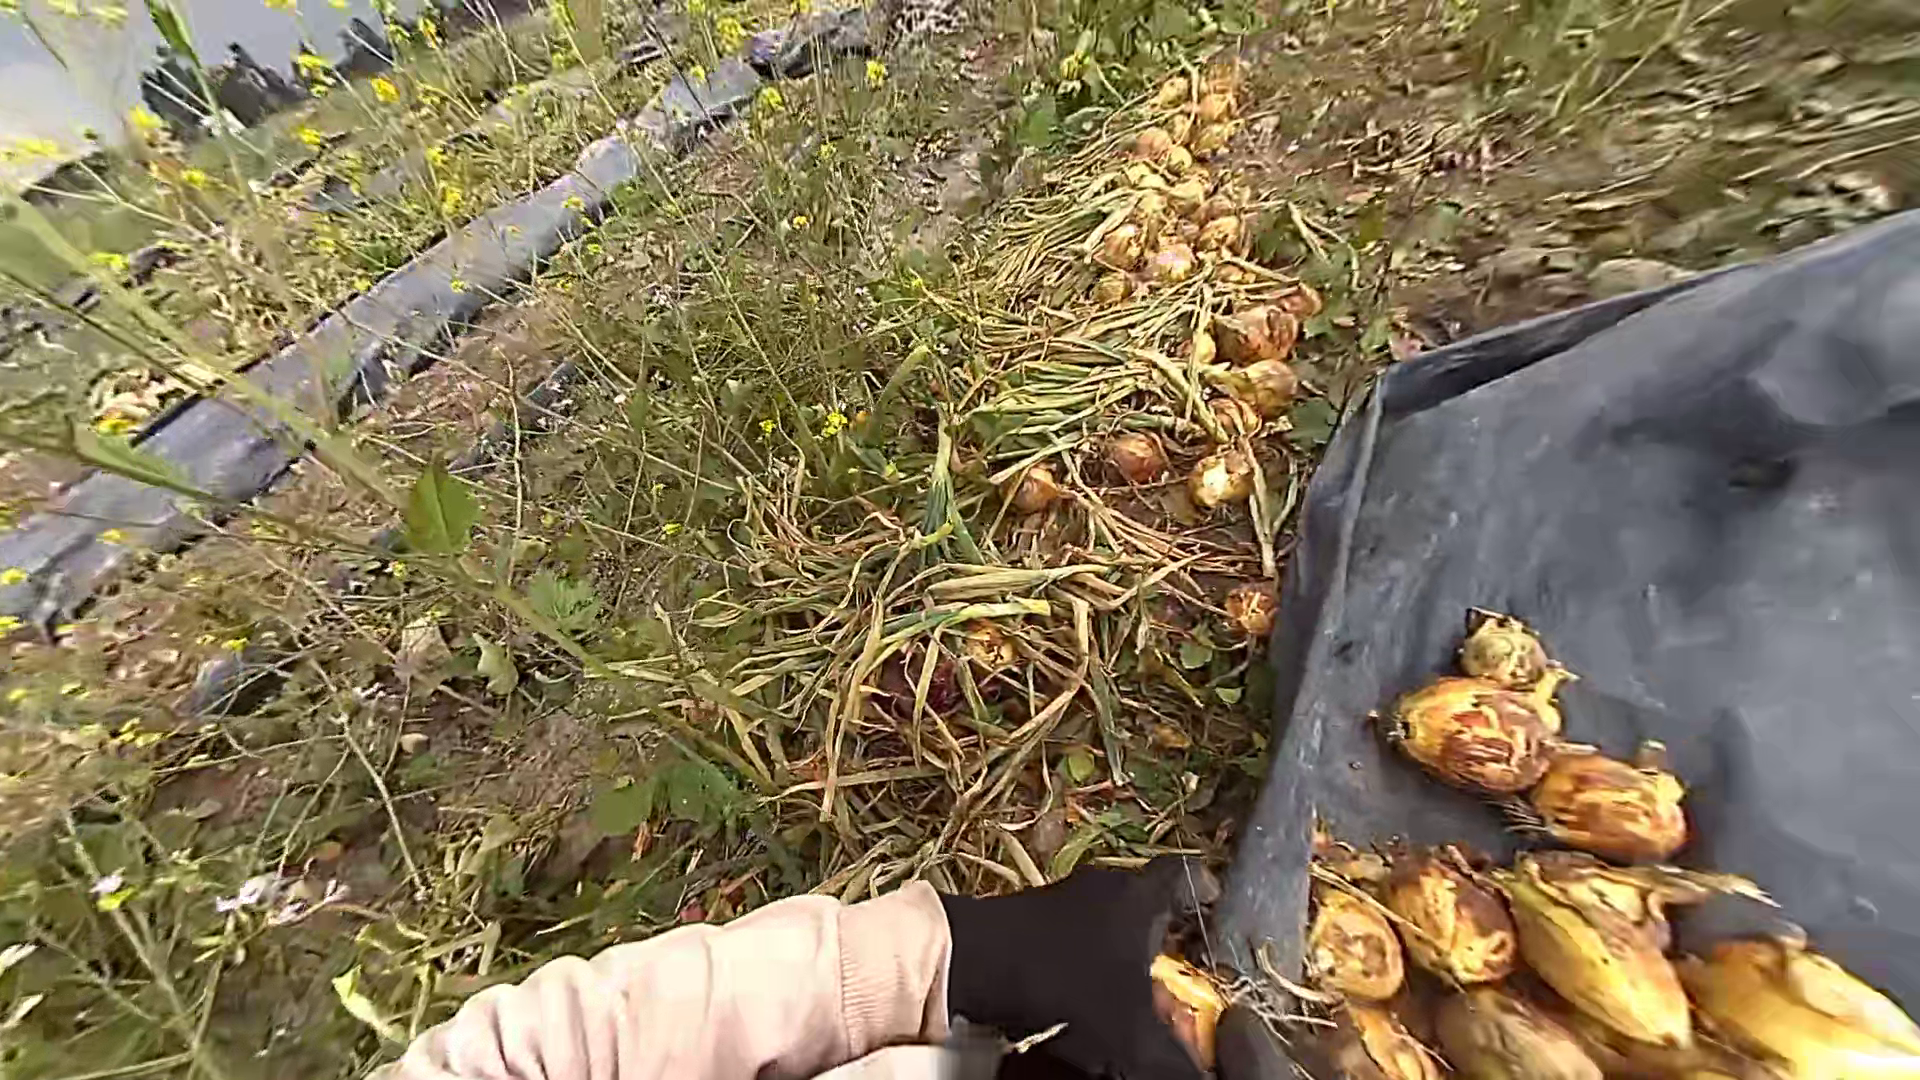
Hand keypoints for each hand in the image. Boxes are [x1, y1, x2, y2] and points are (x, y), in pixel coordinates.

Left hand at [939, 856, 1208, 1078]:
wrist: (982, 959)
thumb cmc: (1065, 984)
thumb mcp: (1131, 1037)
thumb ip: (1178, 1062)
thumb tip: (1211, 1078)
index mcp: (1138, 897)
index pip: (1187, 875)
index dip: (1210, 892)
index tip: (1222, 914)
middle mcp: (1109, 884)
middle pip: (1156, 895)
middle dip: (1177, 930)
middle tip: (1194, 965)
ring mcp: (1074, 893)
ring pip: (1122, 911)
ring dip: (1140, 943)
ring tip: (1152, 984)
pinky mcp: (1047, 908)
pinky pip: (1093, 922)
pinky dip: (1108, 948)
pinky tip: (1105, 984)